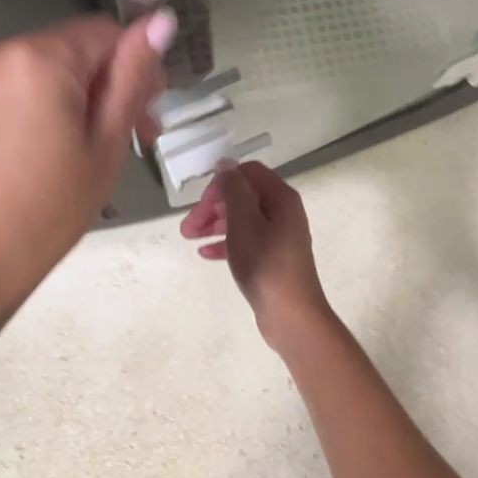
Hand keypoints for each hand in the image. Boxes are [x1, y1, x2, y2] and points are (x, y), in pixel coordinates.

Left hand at [0, 12, 174, 320]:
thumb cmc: (45, 213)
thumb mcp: (105, 146)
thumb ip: (133, 77)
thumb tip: (161, 19)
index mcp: (38, 59)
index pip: (106, 32)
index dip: (135, 66)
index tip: (145, 115)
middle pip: (68, 50)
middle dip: (100, 85)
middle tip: (122, 139)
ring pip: (33, 68)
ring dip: (63, 95)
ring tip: (72, 150)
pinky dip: (24, 104)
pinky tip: (29, 150)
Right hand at [179, 162, 333, 349]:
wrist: (290, 313)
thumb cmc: (265, 263)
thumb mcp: (244, 222)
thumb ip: (233, 189)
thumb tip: (225, 164)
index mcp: (281, 198)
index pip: (248, 173)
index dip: (222, 183)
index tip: (201, 202)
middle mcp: (283, 212)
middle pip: (243, 196)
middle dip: (213, 206)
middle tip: (187, 226)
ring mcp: (279, 236)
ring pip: (242, 219)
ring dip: (215, 224)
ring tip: (189, 238)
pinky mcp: (272, 258)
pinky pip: (246, 241)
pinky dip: (225, 243)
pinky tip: (205, 253)